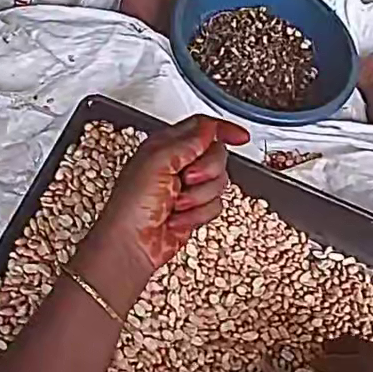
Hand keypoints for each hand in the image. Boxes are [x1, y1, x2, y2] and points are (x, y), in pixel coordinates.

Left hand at [74, 115, 250, 306]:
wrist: (131, 244)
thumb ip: (187, 142)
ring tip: (176, 203)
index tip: (240, 137)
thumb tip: (210, 129)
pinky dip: (198, 214)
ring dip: (199, 196)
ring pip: (219, 183)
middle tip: (188, 179)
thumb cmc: (132, 205)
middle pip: (216, 155)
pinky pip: (216, 206)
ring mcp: (187, 189)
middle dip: (207, 170)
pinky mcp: (195, 210)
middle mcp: (178, 165)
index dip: (223, 129)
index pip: (202, 128)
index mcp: (166, 146)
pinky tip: (178, 218)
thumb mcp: (157, 161)